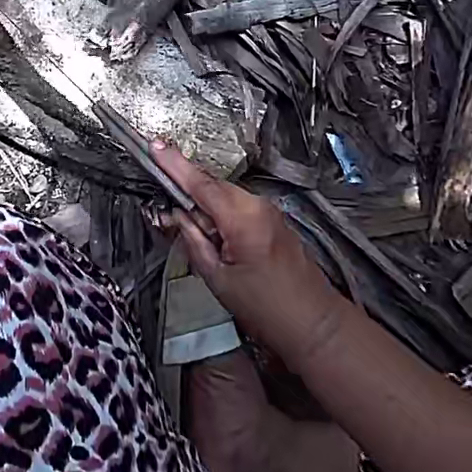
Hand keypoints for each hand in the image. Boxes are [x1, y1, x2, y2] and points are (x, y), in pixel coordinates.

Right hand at [150, 141, 347, 364]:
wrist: (317, 325)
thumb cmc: (267, 309)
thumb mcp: (218, 279)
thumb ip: (194, 241)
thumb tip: (177, 215)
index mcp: (242, 219)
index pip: (201, 184)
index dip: (174, 164)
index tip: (155, 145)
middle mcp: (257, 205)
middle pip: (211, 186)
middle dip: (187, 192)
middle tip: (168, 213)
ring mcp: (268, 210)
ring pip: (223, 196)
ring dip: (204, 207)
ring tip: (198, 239)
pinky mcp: (272, 218)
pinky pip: (236, 205)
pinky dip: (220, 214)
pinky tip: (217, 240)